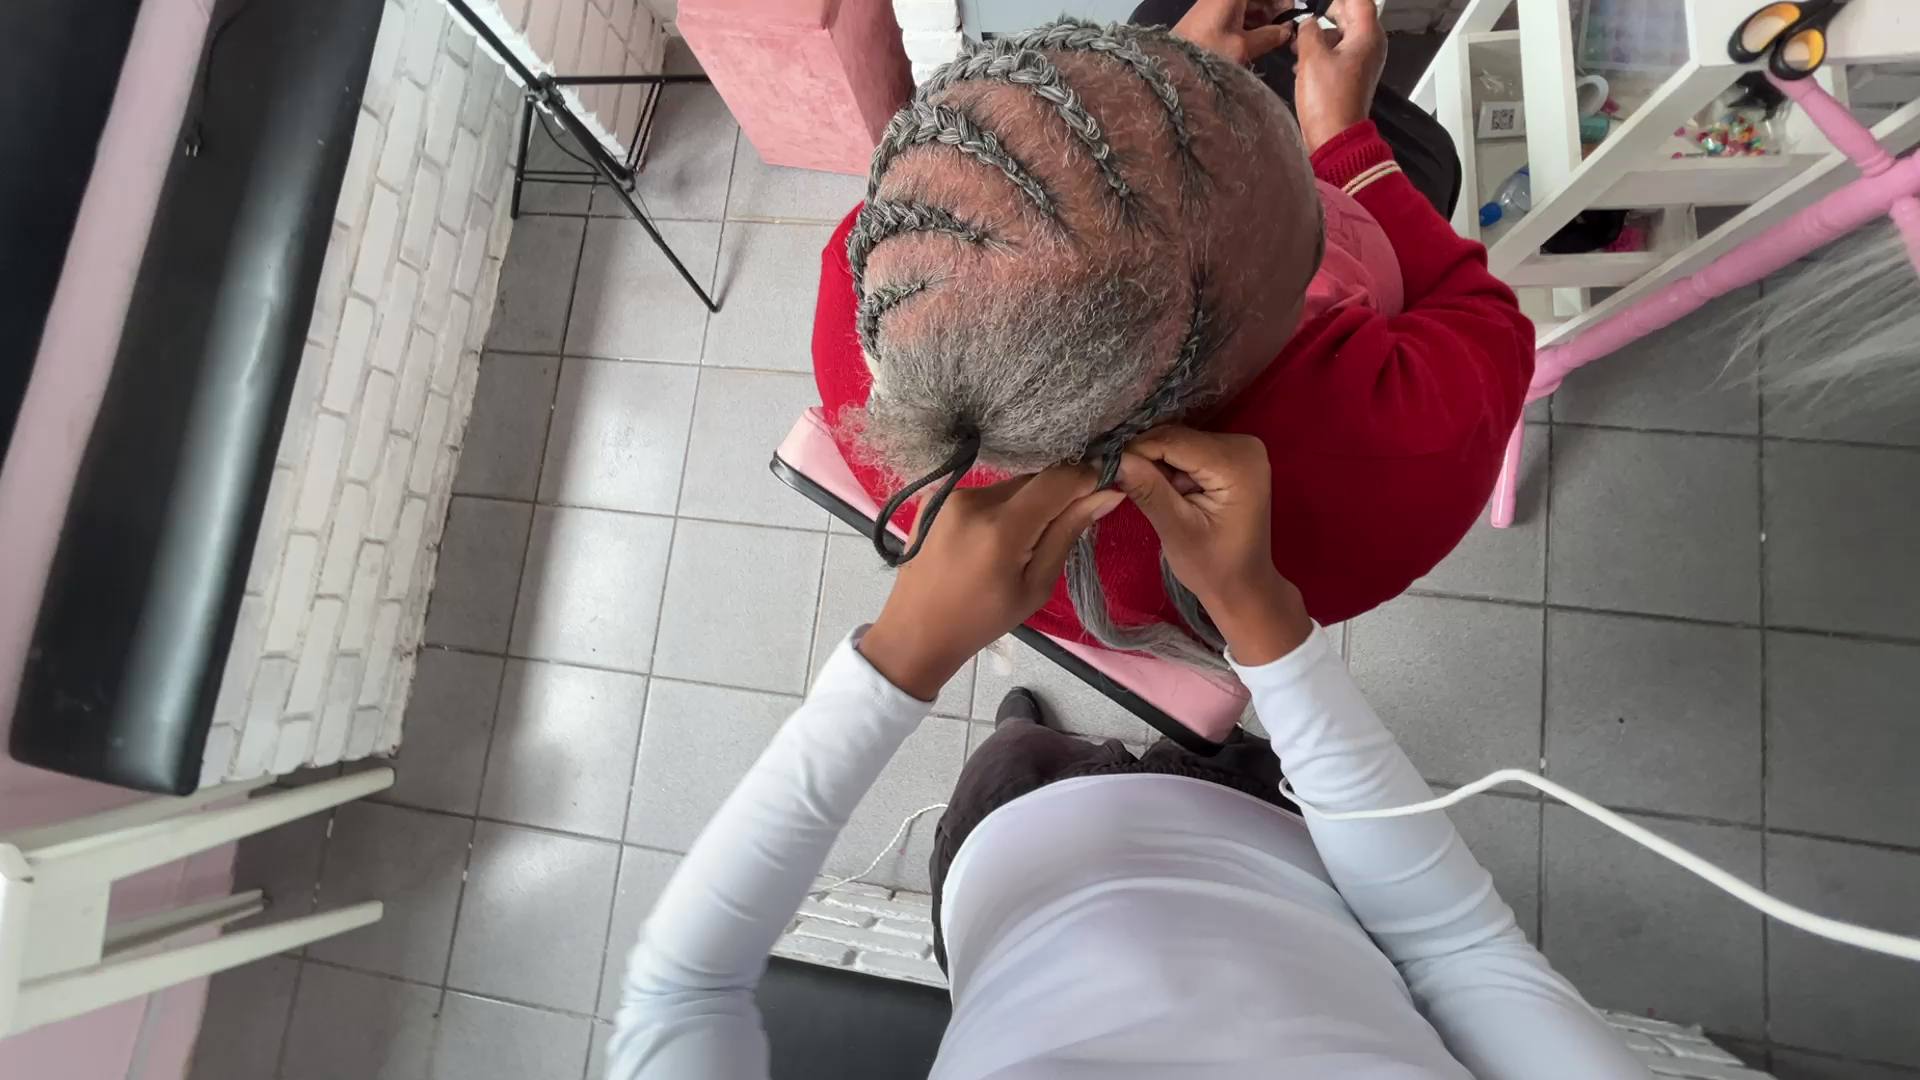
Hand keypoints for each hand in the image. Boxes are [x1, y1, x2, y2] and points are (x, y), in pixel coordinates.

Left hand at [860, 466, 1123, 699]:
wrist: (916, 630)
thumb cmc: (981, 621)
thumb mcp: (1035, 587)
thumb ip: (1068, 534)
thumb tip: (1107, 493)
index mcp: (1000, 529)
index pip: (1057, 480)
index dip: (1086, 479)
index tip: (1103, 490)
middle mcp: (973, 500)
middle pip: (1034, 480)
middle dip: (1055, 498)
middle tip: (1057, 532)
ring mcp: (950, 494)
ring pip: (1010, 485)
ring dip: (1026, 504)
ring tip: (1019, 543)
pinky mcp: (936, 496)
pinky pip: (985, 492)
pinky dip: (999, 508)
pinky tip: (990, 540)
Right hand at [1115, 427, 1310, 664]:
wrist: (1242, 585)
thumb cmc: (1212, 566)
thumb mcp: (1176, 532)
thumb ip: (1148, 491)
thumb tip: (1115, 459)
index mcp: (1237, 463)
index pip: (1173, 440)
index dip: (1135, 452)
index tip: (1107, 473)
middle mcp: (1243, 445)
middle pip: (1175, 437)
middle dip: (1145, 459)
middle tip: (1127, 490)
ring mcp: (1239, 448)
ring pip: (1176, 442)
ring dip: (1155, 465)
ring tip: (1151, 496)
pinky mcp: (1230, 455)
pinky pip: (1186, 450)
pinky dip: (1168, 468)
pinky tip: (1166, 492)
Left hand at [1172, 0, 1295, 64]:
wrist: (1169, 67)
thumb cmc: (1207, 53)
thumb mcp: (1242, 47)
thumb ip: (1269, 37)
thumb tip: (1287, 32)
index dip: (1282, 1)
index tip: (1290, 15)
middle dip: (1273, 9)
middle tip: (1282, 31)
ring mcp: (1217, 4)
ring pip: (1249, 4)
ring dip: (1262, 19)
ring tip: (1269, 40)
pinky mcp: (1210, 17)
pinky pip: (1237, 13)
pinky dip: (1248, 24)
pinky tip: (1255, 41)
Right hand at [1292, 0, 1386, 151]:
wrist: (1333, 137)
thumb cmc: (1327, 102)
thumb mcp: (1311, 59)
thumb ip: (1308, 33)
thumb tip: (1307, 23)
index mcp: (1366, 35)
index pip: (1357, 1)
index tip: (1318, 3)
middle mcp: (1370, 46)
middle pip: (1351, 18)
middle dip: (1326, 16)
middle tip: (1306, 20)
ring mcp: (1363, 64)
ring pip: (1342, 38)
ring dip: (1320, 39)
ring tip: (1297, 46)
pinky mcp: (1352, 79)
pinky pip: (1339, 57)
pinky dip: (1322, 56)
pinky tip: (1303, 65)